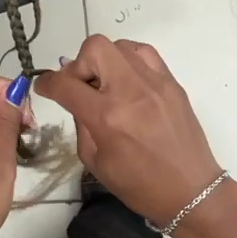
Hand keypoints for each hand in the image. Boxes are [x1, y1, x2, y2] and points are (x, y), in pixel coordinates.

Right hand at [34, 36, 225, 228]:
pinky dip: (128, 59)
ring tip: (106, 84)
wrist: (192, 192)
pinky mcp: (172, 82)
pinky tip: (127, 80)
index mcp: (107, 117)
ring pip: (119, 45)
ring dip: (104, 60)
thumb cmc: (140, 186)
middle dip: (78, 64)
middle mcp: (130, 91)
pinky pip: (144, 53)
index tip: (44, 87)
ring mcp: (155, 83)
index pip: (65, 84)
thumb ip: (81, 124)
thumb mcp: (95, 162)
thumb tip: (76, 99)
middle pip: (94, 48)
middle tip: (81, 86)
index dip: (47, 83)